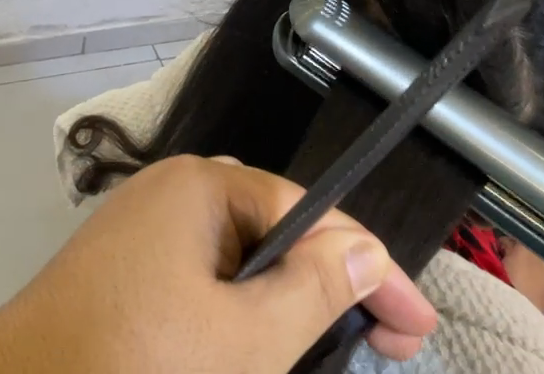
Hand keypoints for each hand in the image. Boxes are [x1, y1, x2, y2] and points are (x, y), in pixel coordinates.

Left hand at [0, 155, 437, 373]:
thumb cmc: (144, 358)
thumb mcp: (249, 335)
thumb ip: (315, 288)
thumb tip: (365, 248)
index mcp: (201, 186)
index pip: (307, 212)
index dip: (370, 267)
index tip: (417, 328)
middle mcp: (171, 194)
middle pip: (274, 232)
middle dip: (330, 287)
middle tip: (386, 345)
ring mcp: (144, 232)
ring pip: (240, 263)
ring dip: (287, 307)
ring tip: (335, 349)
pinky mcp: (126, 273)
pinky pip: (203, 282)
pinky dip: (240, 316)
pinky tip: (264, 346)